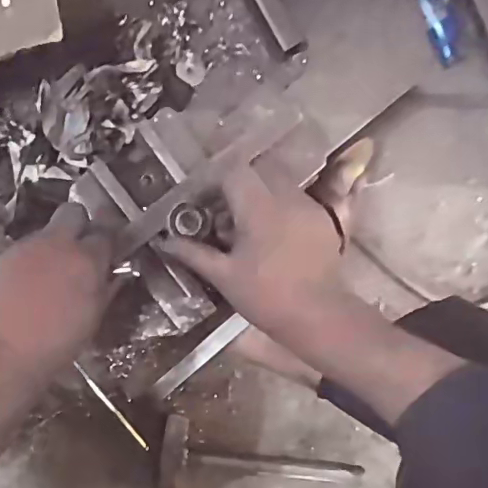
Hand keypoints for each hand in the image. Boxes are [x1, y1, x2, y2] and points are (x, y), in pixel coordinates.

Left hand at [0, 202, 115, 381]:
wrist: (14, 352)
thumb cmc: (62, 342)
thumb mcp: (95, 315)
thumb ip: (107, 286)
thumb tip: (114, 271)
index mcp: (87, 259)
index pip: (106, 230)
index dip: (107, 239)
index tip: (107, 250)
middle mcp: (59, 243)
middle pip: (73, 211)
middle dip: (79, 225)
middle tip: (78, 249)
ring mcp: (29, 246)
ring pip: (46, 230)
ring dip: (53, 244)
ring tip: (50, 272)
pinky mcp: (6, 255)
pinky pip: (25, 247)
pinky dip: (31, 258)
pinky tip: (28, 282)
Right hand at [158, 163, 360, 354]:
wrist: (316, 316)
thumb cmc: (265, 297)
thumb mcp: (223, 276)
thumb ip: (193, 253)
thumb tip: (164, 242)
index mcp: (260, 208)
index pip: (232, 173)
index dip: (212, 184)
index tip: (200, 205)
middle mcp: (287, 198)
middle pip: (257, 172)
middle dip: (235, 188)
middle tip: (219, 217)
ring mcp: (309, 206)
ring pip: (277, 184)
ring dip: (256, 198)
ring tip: (243, 230)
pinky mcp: (323, 220)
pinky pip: (295, 201)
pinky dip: (277, 210)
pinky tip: (269, 239)